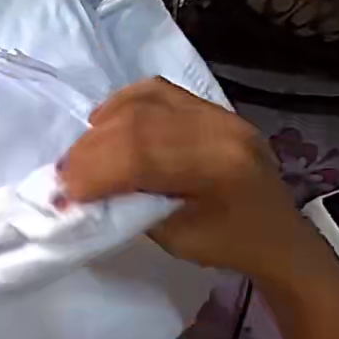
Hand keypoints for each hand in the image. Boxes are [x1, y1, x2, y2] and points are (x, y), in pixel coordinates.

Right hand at [58, 77, 327, 284]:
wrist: (276, 234)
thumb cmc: (227, 245)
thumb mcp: (173, 237)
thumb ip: (130, 208)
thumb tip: (81, 194)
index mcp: (218, 168)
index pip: (141, 155)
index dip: (93, 171)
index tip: (63, 194)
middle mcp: (220, 129)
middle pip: (137, 123)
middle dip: (88, 151)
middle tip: (62, 177)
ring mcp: (216, 112)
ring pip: (142, 102)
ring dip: (100, 129)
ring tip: (80, 156)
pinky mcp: (208, 107)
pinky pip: (154, 92)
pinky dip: (120, 107)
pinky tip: (104, 126)